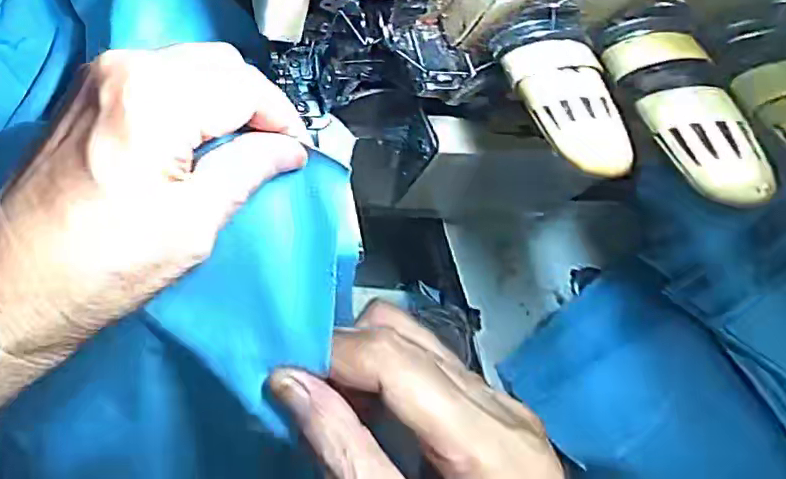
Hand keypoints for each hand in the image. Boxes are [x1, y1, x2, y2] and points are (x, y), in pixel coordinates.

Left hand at [0, 44, 308, 465]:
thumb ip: (244, 170)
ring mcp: (97, 71)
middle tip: (269, 147)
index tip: (297, 149)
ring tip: (232, 144)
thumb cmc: (101, 264)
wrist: (10, 277)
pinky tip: (189, 133)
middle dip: (249, 100)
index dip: (280, 115)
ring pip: (183, 62)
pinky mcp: (82, 86)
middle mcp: (123, 64)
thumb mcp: (190, 226)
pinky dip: (181, 94)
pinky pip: (150, 73)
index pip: (242, 85)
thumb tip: (287, 149)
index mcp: (153, 94)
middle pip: (214, 62)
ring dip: (215, 95)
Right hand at [270, 301, 562, 478]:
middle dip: (338, 352)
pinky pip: (425, 363)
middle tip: (303, 393)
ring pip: (407, 337)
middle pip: (395, 332)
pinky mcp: (496, 416)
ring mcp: (503, 409)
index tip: (282, 378)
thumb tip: (287, 381)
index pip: (387, 354)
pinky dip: (383, 373)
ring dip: (358, 358)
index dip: (326, 356)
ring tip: (334, 404)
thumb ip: (347, 453)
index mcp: (492, 440)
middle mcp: (502, 408)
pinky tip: (369, 414)